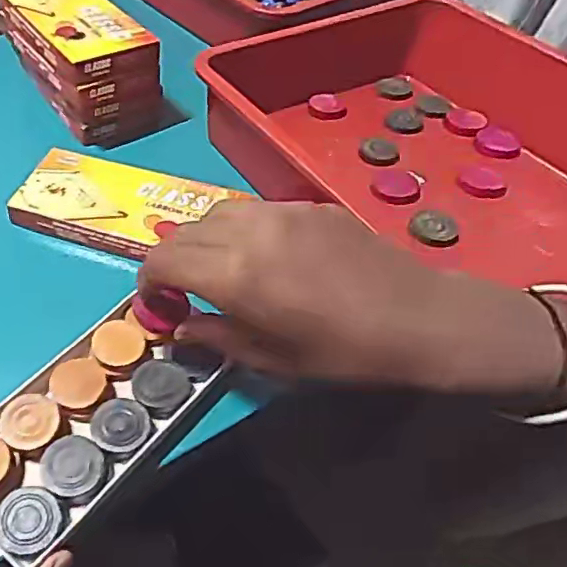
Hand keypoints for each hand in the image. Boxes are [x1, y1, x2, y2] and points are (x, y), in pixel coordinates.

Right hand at [139, 200, 566, 400]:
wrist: (418, 318)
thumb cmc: (343, 352)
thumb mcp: (273, 359)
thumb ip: (217, 337)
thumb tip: (181, 325)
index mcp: (235, 274)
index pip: (163, 260)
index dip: (148, 282)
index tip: (160, 305)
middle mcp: (250, 231)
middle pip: (183, 232)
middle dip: (170, 261)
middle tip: (184, 292)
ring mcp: (281, 212)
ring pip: (215, 212)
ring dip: (201, 239)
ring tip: (218, 269)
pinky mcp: (307, 206)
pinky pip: (253, 209)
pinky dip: (237, 229)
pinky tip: (260, 255)